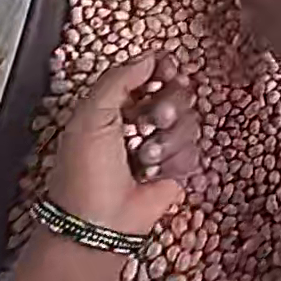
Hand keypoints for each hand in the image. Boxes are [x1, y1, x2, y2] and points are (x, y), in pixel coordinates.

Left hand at [46, 53, 200, 237]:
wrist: (99, 224)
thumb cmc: (86, 171)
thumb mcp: (91, 116)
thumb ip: (119, 79)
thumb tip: (151, 56)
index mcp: (119, 103)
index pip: (153, 72)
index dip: (164, 69)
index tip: (168, 72)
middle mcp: (144, 119)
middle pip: (178, 92)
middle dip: (168, 106)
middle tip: (152, 121)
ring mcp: (163, 142)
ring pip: (189, 119)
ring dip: (169, 138)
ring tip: (147, 156)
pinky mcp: (179, 166)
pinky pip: (194, 147)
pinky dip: (175, 159)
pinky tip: (155, 172)